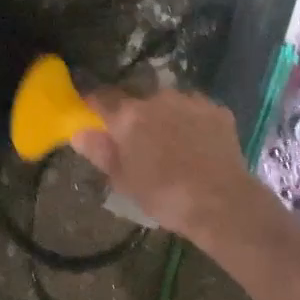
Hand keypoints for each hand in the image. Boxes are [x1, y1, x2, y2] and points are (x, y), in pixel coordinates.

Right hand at [69, 87, 265, 238]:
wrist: (220, 202)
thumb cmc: (164, 196)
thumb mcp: (124, 181)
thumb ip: (101, 152)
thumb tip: (80, 133)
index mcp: (129, 116)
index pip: (102, 98)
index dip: (94, 105)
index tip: (91, 114)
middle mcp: (158, 99)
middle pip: (138, 100)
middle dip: (134, 116)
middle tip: (138, 142)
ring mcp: (190, 101)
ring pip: (169, 103)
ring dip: (165, 116)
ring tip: (171, 143)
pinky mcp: (217, 110)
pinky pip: (195, 110)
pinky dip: (191, 122)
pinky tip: (196, 144)